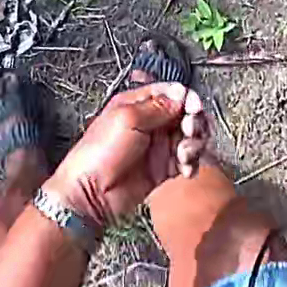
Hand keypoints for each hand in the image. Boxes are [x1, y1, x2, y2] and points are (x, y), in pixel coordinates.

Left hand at [41, 82, 207, 228]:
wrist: (91, 194)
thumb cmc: (98, 154)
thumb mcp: (127, 119)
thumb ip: (156, 106)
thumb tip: (180, 94)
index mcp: (136, 105)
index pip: (169, 93)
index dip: (186, 98)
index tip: (193, 107)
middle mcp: (148, 123)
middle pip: (184, 114)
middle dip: (193, 121)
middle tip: (189, 130)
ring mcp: (156, 146)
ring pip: (189, 137)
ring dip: (194, 143)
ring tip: (185, 153)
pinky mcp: (163, 168)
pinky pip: (187, 161)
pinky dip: (191, 163)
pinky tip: (185, 168)